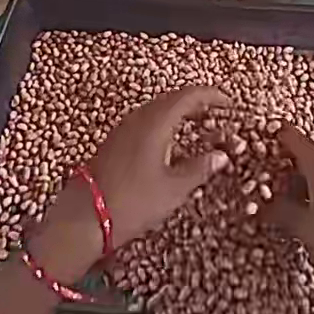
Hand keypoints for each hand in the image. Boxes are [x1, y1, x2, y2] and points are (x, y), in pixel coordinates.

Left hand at [35, 87, 230, 276]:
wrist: (83, 217)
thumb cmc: (133, 202)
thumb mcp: (174, 189)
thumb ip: (200, 168)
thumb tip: (221, 155)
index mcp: (156, 121)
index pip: (189, 95)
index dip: (212, 96)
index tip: (229, 103)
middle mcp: (139, 117)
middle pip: (173, 99)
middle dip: (198, 104)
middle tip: (218, 115)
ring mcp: (124, 128)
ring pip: (158, 110)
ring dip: (180, 114)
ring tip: (200, 128)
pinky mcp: (115, 141)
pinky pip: (146, 122)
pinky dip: (165, 125)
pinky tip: (173, 144)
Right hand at [260, 126, 313, 287]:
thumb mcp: (305, 227)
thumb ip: (279, 212)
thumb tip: (259, 204)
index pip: (290, 137)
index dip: (270, 136)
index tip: (250, 143)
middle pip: (301, 154)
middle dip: (278, 163)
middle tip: (256, 178)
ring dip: (293, 181)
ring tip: (273, 199)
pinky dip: (309, 192)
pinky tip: (301, 211)